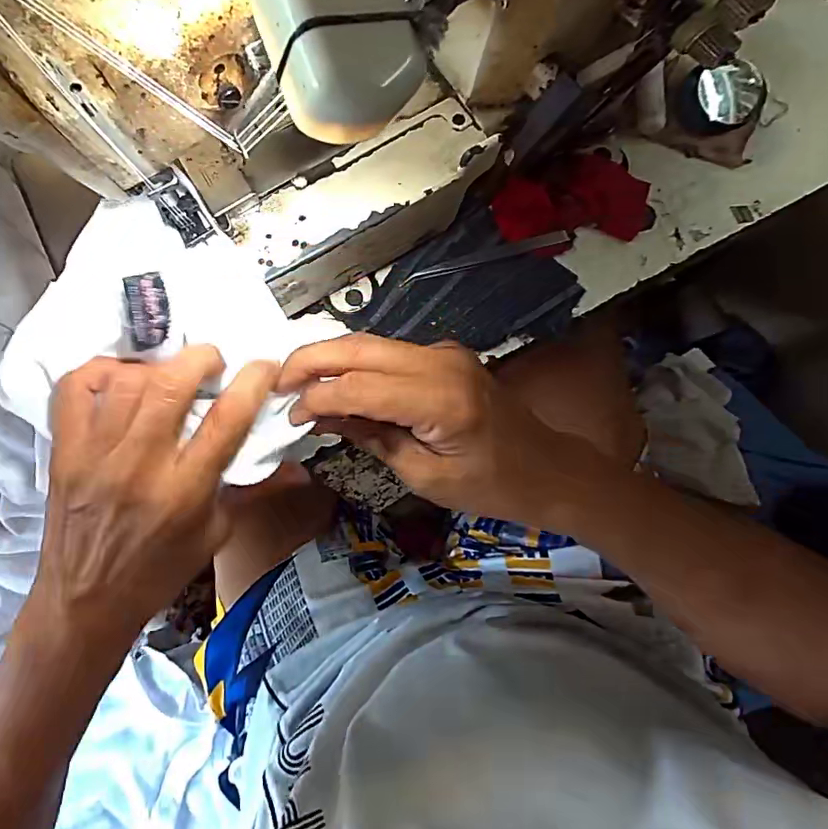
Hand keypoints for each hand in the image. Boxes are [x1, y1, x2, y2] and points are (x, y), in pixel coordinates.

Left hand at [28, 345, 276, 650]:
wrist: (86, 601)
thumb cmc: (156, 572)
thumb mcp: (213, 536)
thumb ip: (251, 492)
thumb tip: (298, 467)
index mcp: (185, 491)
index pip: (227, 420)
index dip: (252, 381)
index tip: (262, 365)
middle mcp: (141, 466)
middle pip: (172, 386)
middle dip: (200, 359)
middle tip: (210, 363)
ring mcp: (97, 455)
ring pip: (127, 382)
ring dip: (154, 367)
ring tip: (165, 375)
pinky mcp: (65, 450)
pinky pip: (74, 389)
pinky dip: (98, 371)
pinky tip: (117, 378)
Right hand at [278, 334, 608, 524]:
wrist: (552, 470)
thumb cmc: (492, 486)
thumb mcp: (423, 474)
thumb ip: (369, 435)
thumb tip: (318, 416)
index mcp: (440, 399)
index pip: (358, 386)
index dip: (317, 397)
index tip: (290, 415)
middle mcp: (439, 362)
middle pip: (357, 347)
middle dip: (308, 360)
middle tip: (275, 382)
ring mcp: (442, 352)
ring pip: (366, 342)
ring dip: (326, 358)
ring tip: (293, 381)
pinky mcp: (440, 354)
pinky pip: (383, 352)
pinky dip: (350, 363)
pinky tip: (331, 380)